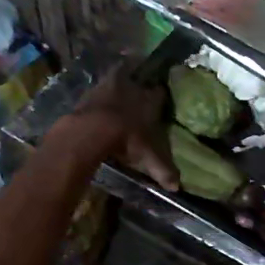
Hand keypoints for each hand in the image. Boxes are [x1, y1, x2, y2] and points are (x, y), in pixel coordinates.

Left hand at [49, 70, 179, 191]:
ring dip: (116, 82)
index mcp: (150, 100)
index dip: (159, 96)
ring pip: (116, 77)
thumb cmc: (128, 139)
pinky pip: (96, 88)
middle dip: (137, 81)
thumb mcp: (148, 157)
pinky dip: (97, 95)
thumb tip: (176, 187)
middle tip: (136, 87)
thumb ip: (163, 169)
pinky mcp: (88, 92)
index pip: (159, 93)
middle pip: (137, 77)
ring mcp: (108, 86)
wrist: (93, 129)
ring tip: (116, 89)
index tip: (159, 99)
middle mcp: (131, 87)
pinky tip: (96, 101)